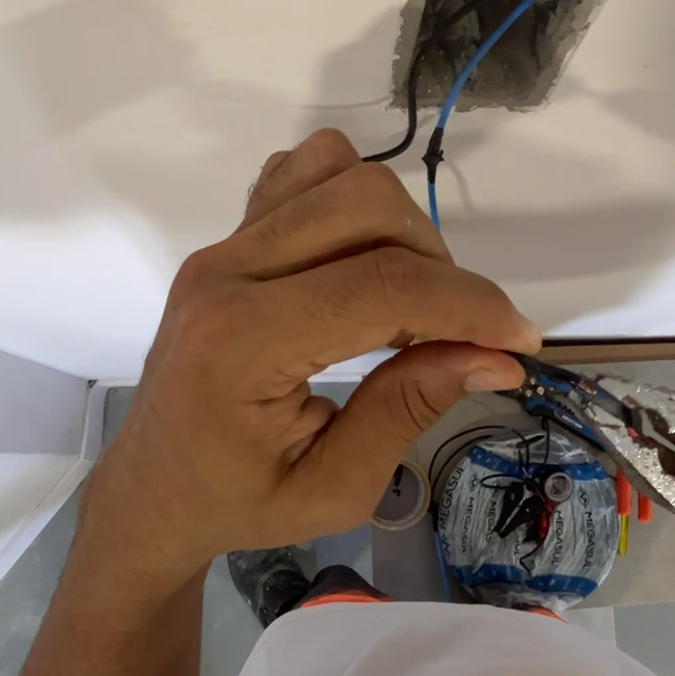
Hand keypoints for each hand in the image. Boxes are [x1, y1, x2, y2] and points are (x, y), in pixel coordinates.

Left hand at [83, 129, 541, 585]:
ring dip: (399, 228)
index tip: (520, 341)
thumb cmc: (237, 503)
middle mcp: (226, 272)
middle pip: (367, 206)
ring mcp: (221, 247)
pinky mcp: (227, 240)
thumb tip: (495, 356)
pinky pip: (301, 174)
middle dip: (439, 265)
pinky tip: (360, 261)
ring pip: (338, 172)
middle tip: (451, 333)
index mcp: (244, 342)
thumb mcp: (334, 486)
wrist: (154, 489)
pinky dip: (351, 200)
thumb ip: (410, 409)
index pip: (384, 286)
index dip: (471, 306)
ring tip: (406, 298)